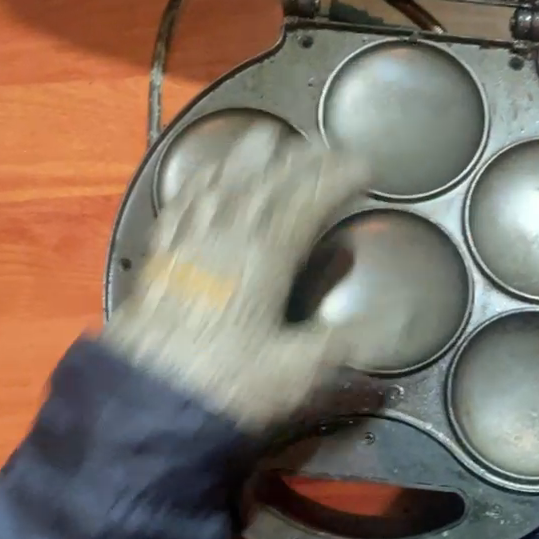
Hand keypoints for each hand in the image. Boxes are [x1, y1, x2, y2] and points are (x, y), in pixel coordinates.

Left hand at [104, 124, 367, 430]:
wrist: (148, 401)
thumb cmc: (227, 386)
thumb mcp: (297, 371)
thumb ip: (343, 342)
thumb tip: (389, 325)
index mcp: (264, 258)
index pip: (307, 203)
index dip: (337, 179)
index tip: (363, 165)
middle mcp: (225, 237)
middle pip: (266, 184)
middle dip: (300, 159)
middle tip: (325, 143)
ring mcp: (189, 243)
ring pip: (222, 185)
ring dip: (248, 159)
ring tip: (268, 137)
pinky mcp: (162, 258)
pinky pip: (182, 204)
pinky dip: (198, 182)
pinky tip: (203, 175)